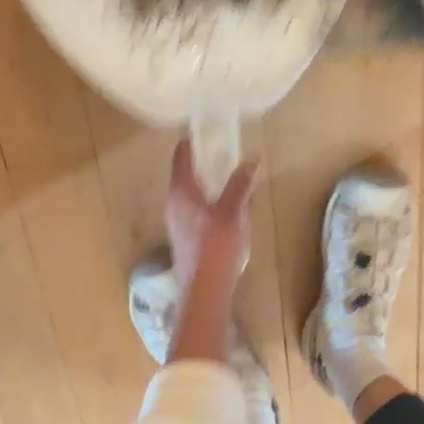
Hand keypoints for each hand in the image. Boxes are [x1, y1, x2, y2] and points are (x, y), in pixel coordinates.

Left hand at [165, 138, 255, 293]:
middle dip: (204, 167)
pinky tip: (227, 218)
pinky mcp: (183, 240)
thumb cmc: (217, 246)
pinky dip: (208, 208)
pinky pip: (195, 215)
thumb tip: (250, 161)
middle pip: (185, 178)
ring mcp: (176, 224)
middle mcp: (174, 205)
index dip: (191, 143)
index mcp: (182, 192)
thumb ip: (240, 185)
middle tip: (224, 159)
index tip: (204, 134)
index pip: (181, 157)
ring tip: (230, 188)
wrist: (205, 289)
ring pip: (191, 198)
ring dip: (208, 189)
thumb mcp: (234, 212)